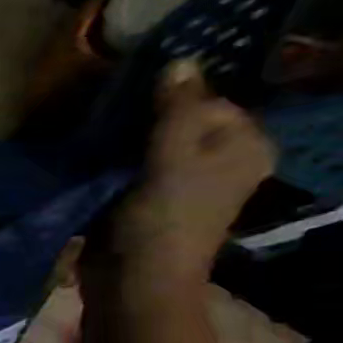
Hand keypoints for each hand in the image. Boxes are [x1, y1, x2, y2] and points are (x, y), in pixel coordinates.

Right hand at [114, 59, 275, 291]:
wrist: (133, 283)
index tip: (132, 103)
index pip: (208, 101)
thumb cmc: (164, 218)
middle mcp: (220, 164)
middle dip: (146, 122)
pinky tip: (97, 168)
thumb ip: (178, 107)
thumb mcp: (174, 153)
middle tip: (112, 120)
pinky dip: (116, 170)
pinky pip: (133, 176)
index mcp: (244, 146)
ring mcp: (182, 189)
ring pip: (153, 151)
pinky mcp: (147, 208)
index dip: (171, 99)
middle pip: (180, 126)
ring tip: (101, 142)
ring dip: (126, 147)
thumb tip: (180, 59)